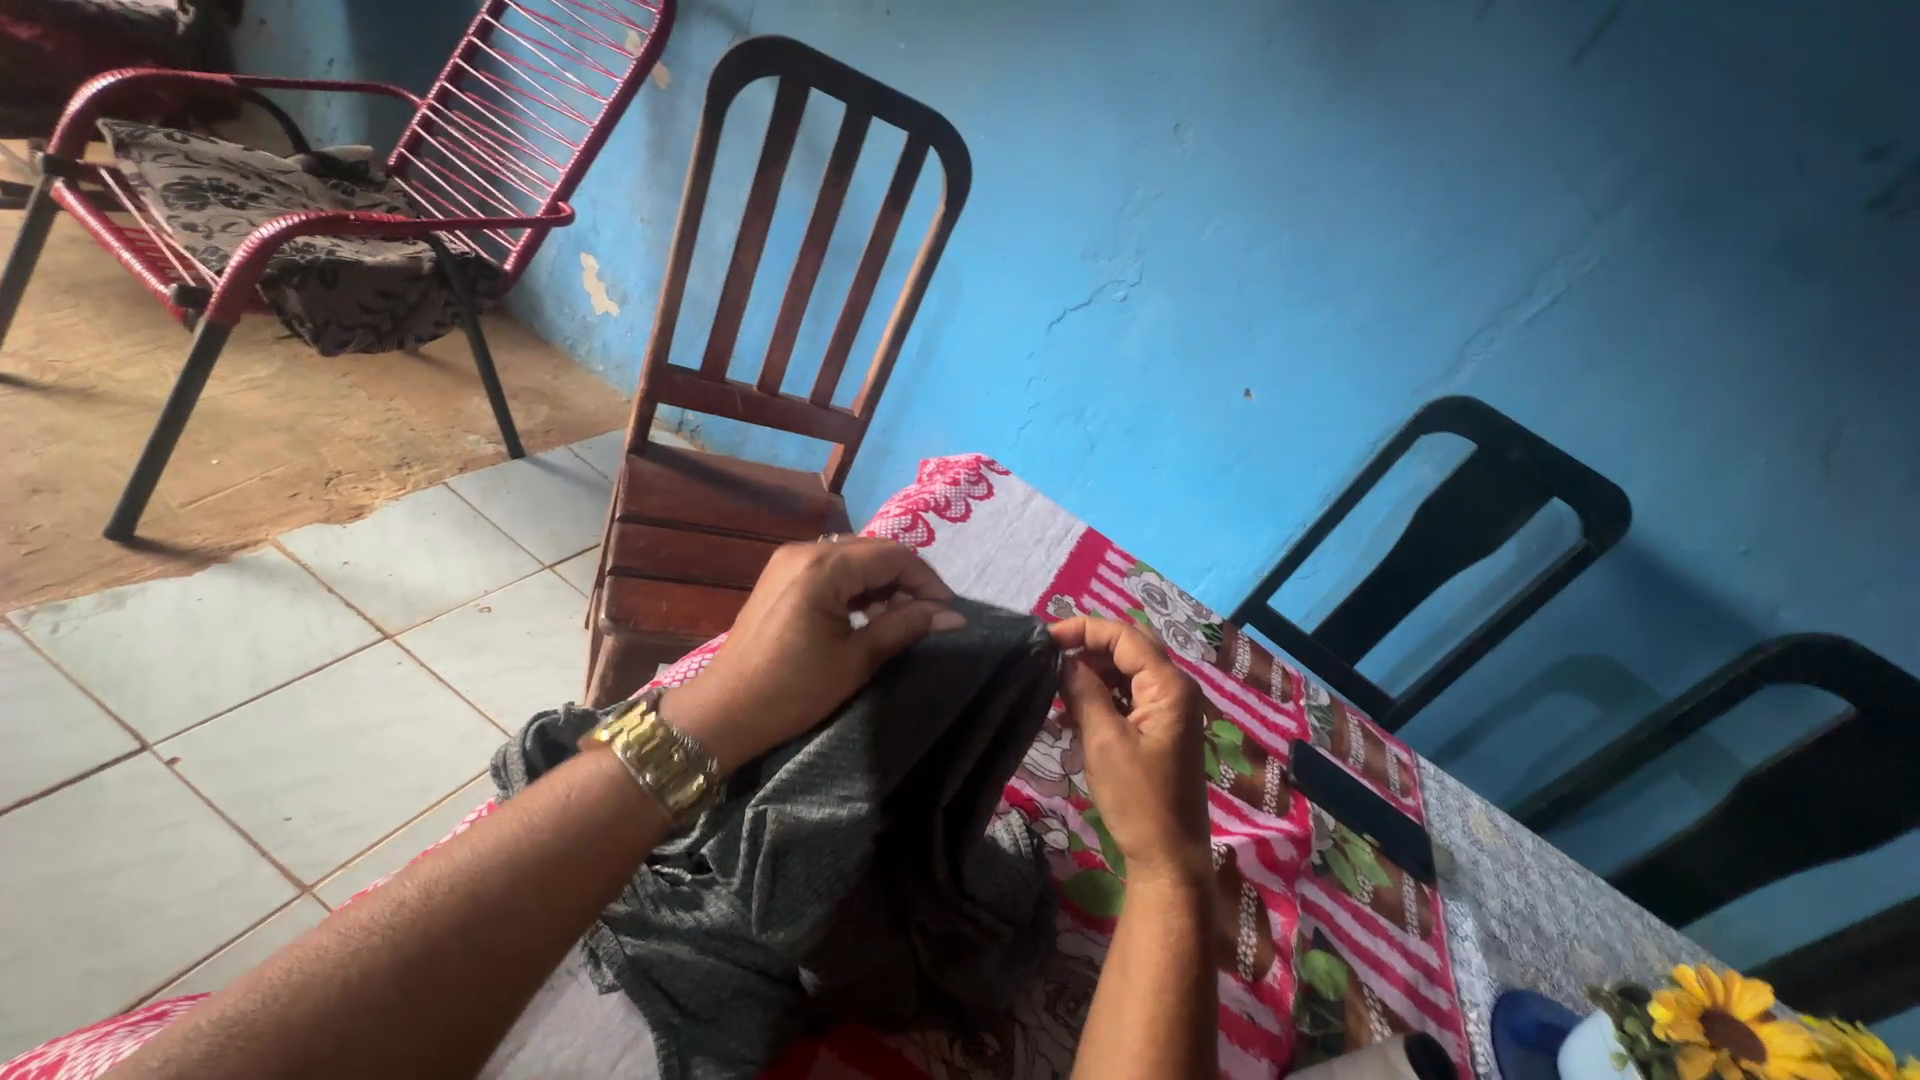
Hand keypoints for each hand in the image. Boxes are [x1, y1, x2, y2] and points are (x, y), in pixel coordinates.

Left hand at [662, 536, 964, 770]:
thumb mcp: (856, 660)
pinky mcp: (781, 575)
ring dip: (882, 582)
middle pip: (874, 550)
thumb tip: (954, 616)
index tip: (948, 612)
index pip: (893, 556)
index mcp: (823, 567)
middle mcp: (805, 550)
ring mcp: (788, 560)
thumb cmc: (793, 689)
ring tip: (901, 619)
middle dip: (906, 579)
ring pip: (853, 557)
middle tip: (928, 617)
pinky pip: (832, 568)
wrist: (725, 711)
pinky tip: (868, 614)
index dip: (927, 581)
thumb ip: (905, 627)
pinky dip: (857, 586)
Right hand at [1049, 616, 1211, 888]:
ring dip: (1093, 673)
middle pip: (1129, 649)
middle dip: (1088, 647)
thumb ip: (1084, 691)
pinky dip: (1102, 696)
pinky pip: (1130, 697)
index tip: (1045, 640)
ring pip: (1128, 672)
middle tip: (1049, 658)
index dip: (1083, 630)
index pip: (1124, 636)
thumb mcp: (1103, 740)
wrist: (1168, 856)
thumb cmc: (1137, 798)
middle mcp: (1176, 689)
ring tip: (1055, 686)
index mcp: (1169, 686)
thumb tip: (1065, 658)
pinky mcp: (1161, 730)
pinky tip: (1072, 711)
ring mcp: (1171, 710)